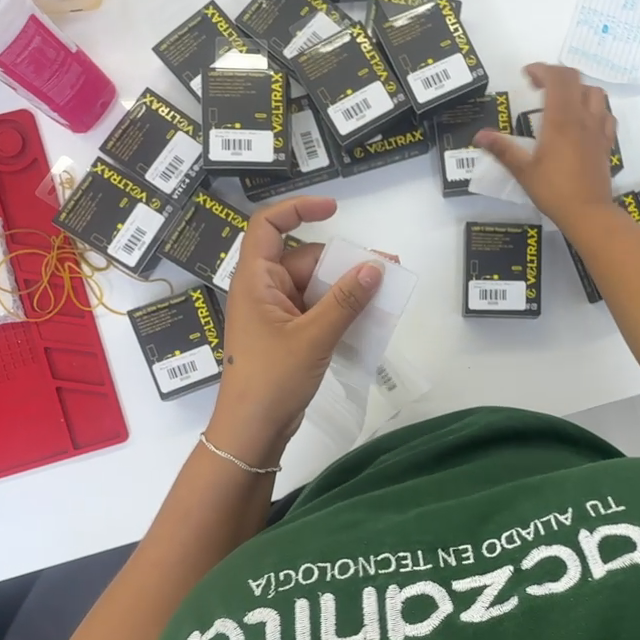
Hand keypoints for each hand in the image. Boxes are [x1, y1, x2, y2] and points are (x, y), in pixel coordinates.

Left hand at [208, 197, 382, 466]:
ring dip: (347, 289)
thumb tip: (375, 267)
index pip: (268, 226)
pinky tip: (370, 318)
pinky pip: (318, 311)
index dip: (299, 209)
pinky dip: (341, 311)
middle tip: (387, 269)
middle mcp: (264, 291)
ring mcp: (277, 315)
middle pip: (305, 259)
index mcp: (255, 280)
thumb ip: (346, 301)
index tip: (334, 209)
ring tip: (386, 294)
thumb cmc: (271, 379)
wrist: (253, 430)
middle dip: (344, 262)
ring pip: (316, 288)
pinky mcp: (289, 336)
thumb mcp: (313, 337)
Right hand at [475, 62, 616, 224]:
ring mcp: (598, 129)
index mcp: (560, 120)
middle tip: (540, 86)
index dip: (541, 70)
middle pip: (575, 79)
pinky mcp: (606, 143)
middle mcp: (582, 118)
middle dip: (556, 75)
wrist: (588, 213)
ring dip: (578, 88)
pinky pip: (606, 115)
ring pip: (595, 93)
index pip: (556, 78)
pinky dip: (595, 109)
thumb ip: (502, 150)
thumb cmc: (553, 192)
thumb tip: (479, 136)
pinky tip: (585, 120)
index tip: (527, 76)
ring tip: (563, 100)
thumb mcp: (523, 171)